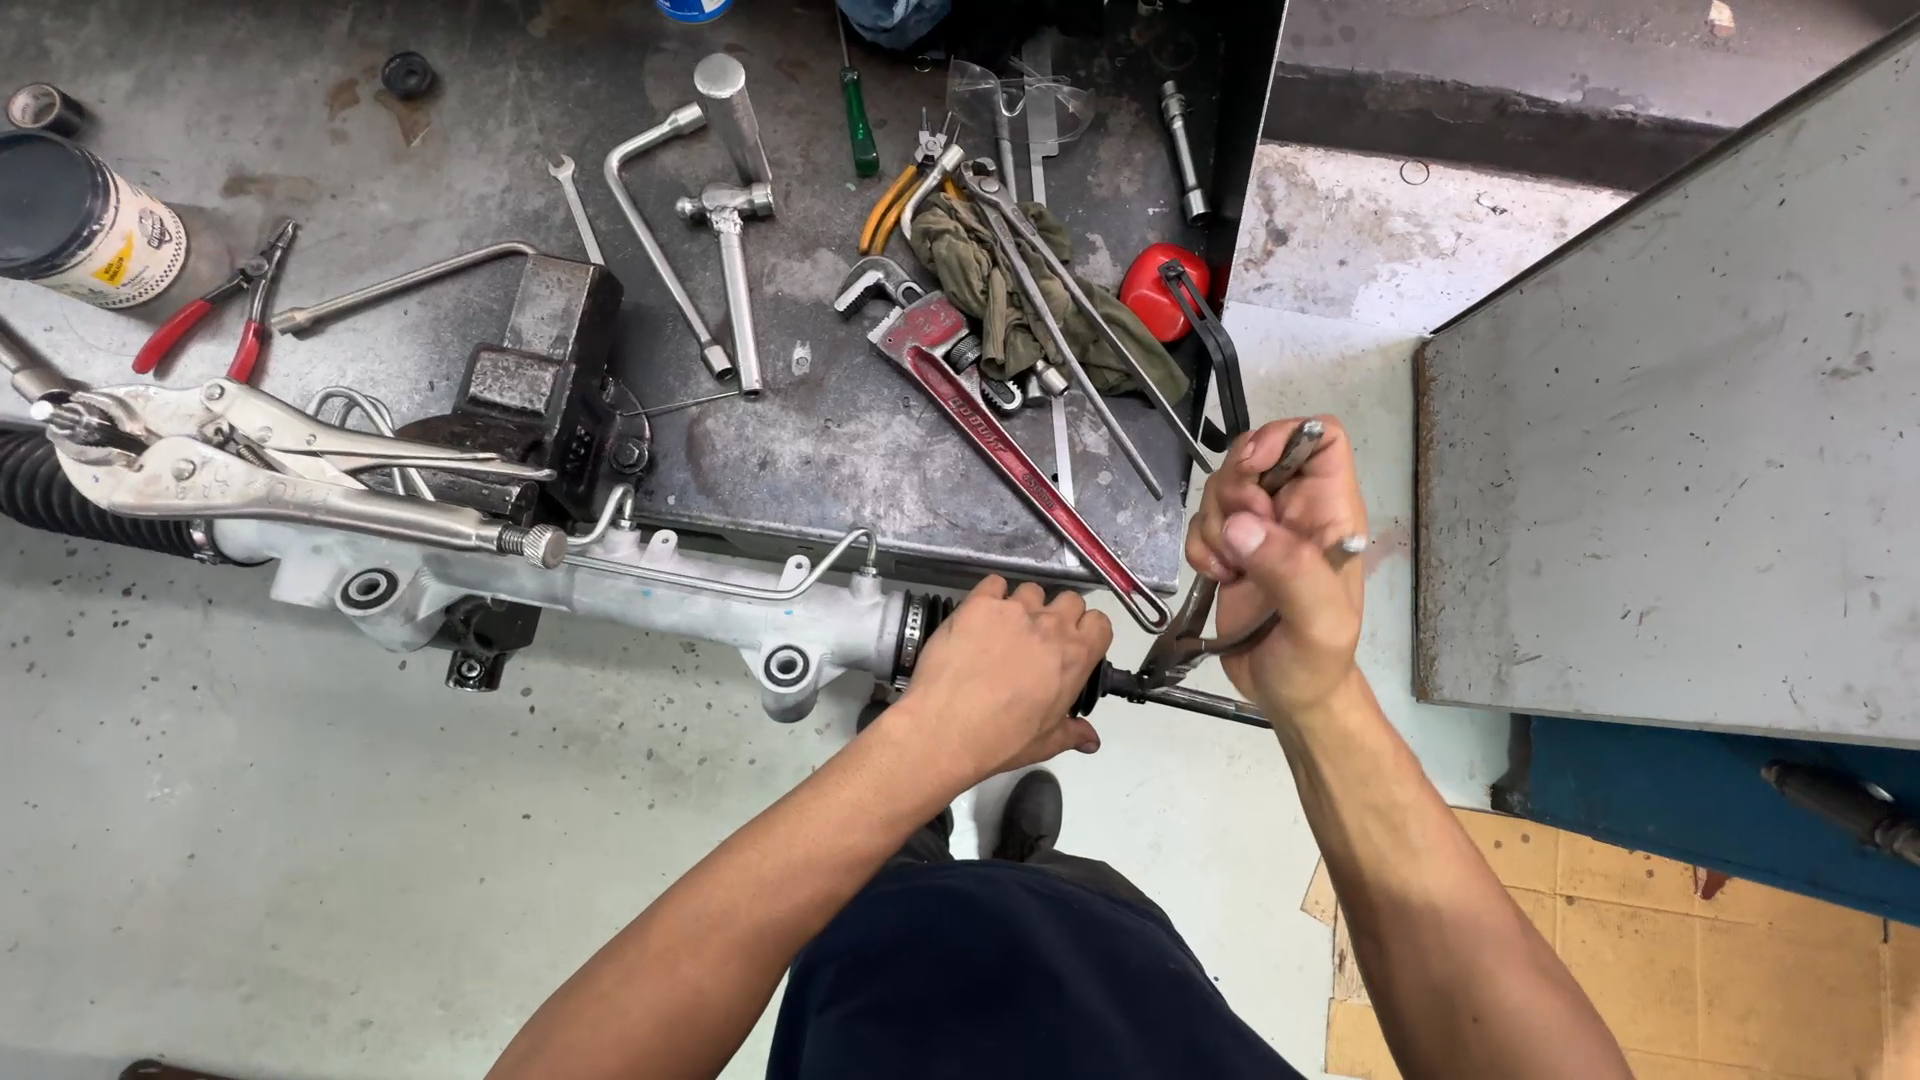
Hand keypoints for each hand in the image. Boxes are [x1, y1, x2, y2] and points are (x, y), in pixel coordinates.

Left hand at [886, 576, 1112, 790]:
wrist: (946, 727)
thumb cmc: (1001, 738)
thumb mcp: (1045, 742)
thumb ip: (1072, 732)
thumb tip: (1091, 739)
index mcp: (1075, 656)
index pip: (1100, 622)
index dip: (1087, 630)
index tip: (1073, 642)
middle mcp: (1050, 625)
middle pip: (1069, 599)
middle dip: (1058, 614)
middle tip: (1038, 637)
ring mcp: (1014, 610)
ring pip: (1032, 589)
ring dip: (1025, 605)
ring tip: (1005, 627)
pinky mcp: (978, 603)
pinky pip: (993, 583)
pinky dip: (991, 594)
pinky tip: (981, 614)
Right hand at [1184, 416, 1367, 722]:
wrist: (1287, 695)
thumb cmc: (1315, 661)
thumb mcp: (1318, 622)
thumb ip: (1290, 571)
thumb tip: (1240, 526)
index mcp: (1330, 513)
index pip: (1319, 438)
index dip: (1283, 437)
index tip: (1252, 470)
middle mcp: (1293, 512)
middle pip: (1255, 456)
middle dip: (1233, 491)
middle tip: (1239, 539)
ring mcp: (1259, 531)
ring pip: (1221, 489)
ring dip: (1212, 525)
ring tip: (1230, 569)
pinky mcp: (1229, 551)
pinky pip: (1200, 523)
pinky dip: (1198, 547)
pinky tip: (1216, 577)